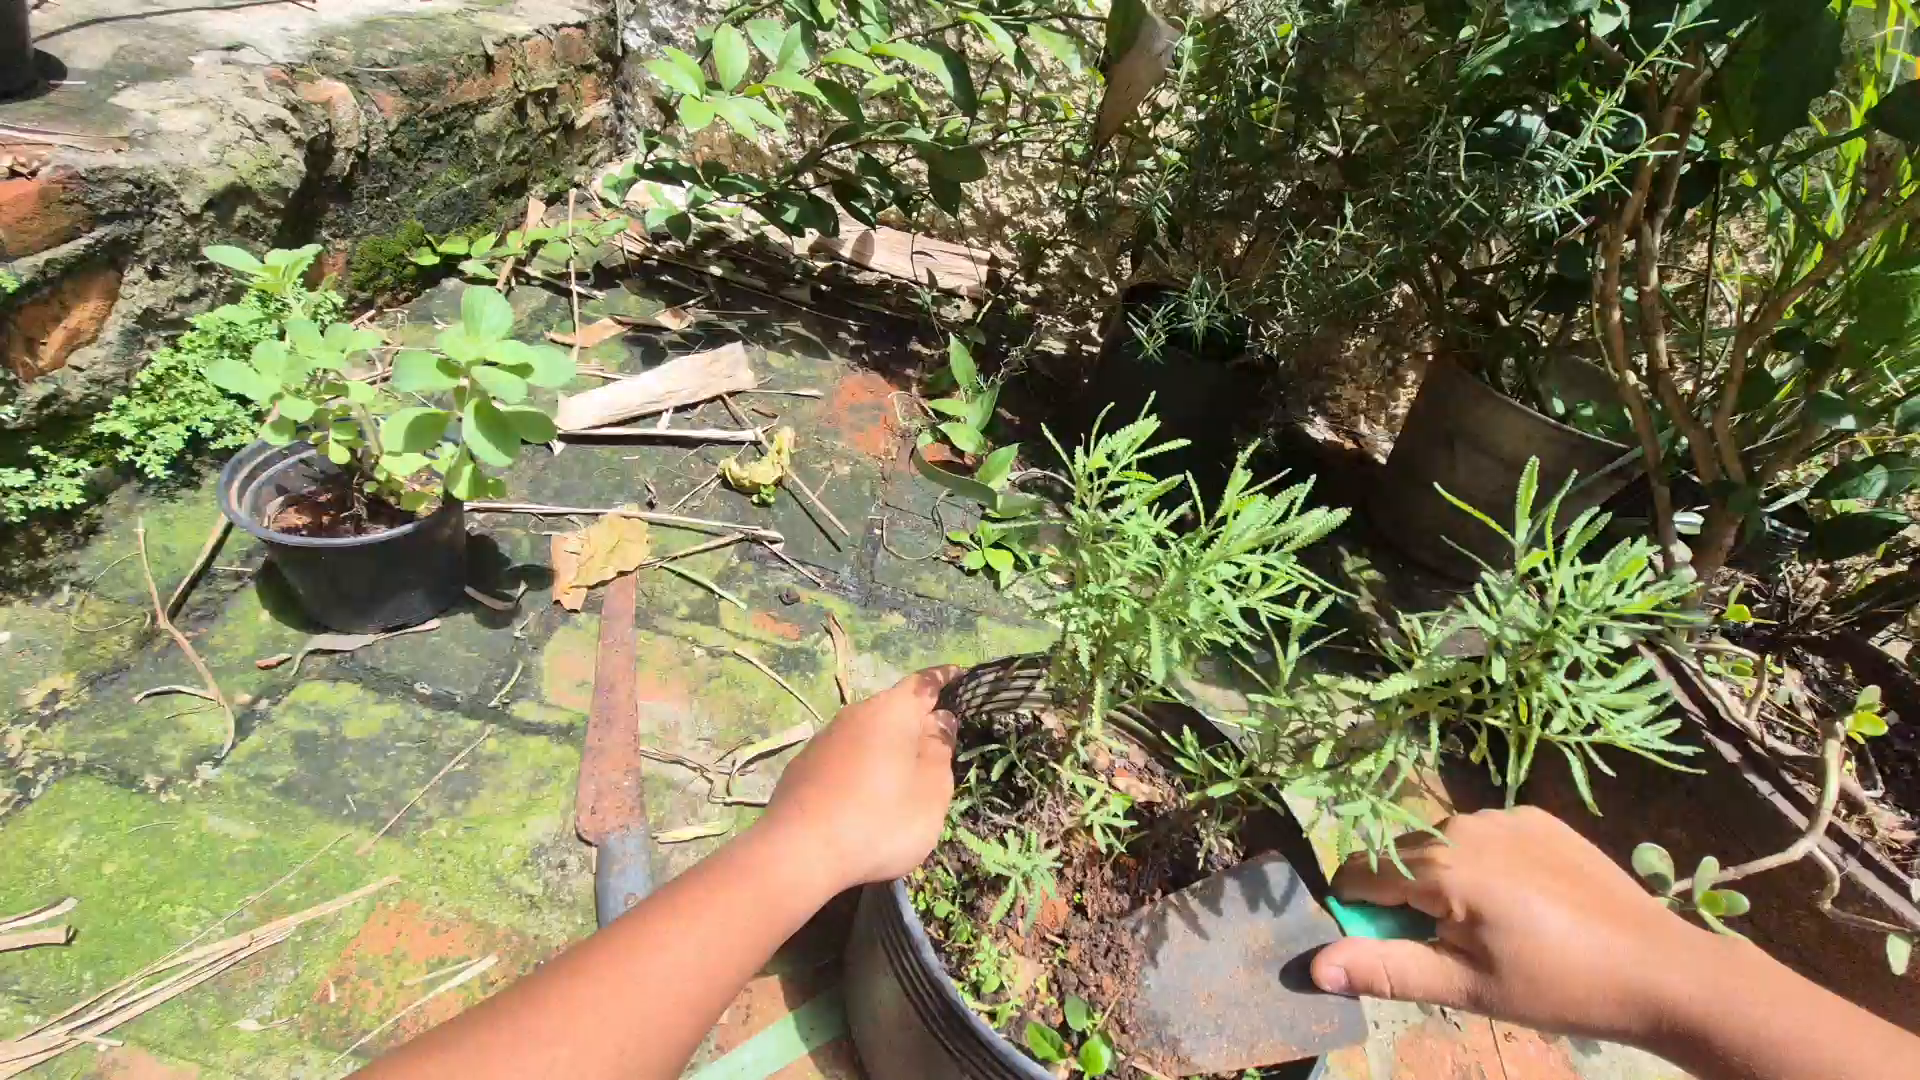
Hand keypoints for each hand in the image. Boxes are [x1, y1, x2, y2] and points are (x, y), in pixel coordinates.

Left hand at [758, 665, 961, 891]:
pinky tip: (865, 796)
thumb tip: (940, 719)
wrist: (798, 854)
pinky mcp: (804, 765)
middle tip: (940, 745)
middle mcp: (856, 714)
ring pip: (868, 733)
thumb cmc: (880, 819)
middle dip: (917, 720)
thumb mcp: (931, 790)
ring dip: (888, 747)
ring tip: (903, 777)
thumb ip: (940, 749)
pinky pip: (845, 756)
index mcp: (892, 711)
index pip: (924, 682)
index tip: (961, 675)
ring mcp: (825, 739)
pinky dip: (863, 766)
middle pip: (894, 709)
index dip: (945, 678)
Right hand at [1310, 807, 1721, 1045]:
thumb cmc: (1561, 989)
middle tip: (1455, 941)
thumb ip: (1386, 968)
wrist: (1671, 973)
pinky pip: (1478, 832)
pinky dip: (1480, 859)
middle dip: (1403, 894)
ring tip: (1491, 920)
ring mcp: (1498, 814)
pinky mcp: (1530, 814)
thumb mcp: (1468, 988)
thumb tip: (1315, 967)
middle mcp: (1457, 823)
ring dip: (1439, 874)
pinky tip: (1522, 896)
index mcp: (1437, 864)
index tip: (1400, 943)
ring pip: (1434, 841)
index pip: (1358, 874)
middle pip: (1395, 855)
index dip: (1363, 911)